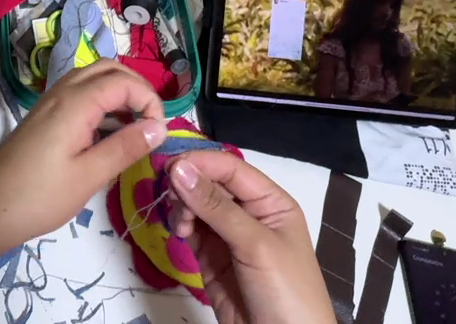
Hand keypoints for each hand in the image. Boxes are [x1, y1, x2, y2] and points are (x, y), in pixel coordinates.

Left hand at [0, 60, 166, 256]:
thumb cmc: (41, 195)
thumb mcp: (89, 176)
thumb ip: (125, 148)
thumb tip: (159, 128)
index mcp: (75, 102)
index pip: (123, 81)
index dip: (149, 100)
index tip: (160, 133)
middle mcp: (63, 91)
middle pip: (108, 68)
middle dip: (137, 87)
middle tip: (152, 122)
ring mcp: (52, 100)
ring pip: (93, 76)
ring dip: (119, 91)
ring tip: (137, 127)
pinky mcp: (47, 113)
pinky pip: (81, 91)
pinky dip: (102, 100)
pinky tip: (110, 130)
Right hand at [168, 151, 333, 323]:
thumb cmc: (286, 292)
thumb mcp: (256, 246)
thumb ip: (216, 206)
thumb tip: (177, 167)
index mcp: (269, 202)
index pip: (230, 168)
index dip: (201, 162)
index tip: (170, 165)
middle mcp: (248, 212)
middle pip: (210, 182)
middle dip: (188, 183)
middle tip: (169, 193)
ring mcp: (228, 235)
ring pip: (196, 203)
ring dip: (182, 204)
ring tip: (180, 221)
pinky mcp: (211, 256)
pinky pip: (190, 227)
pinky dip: (180, 223)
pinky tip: (179, 231)